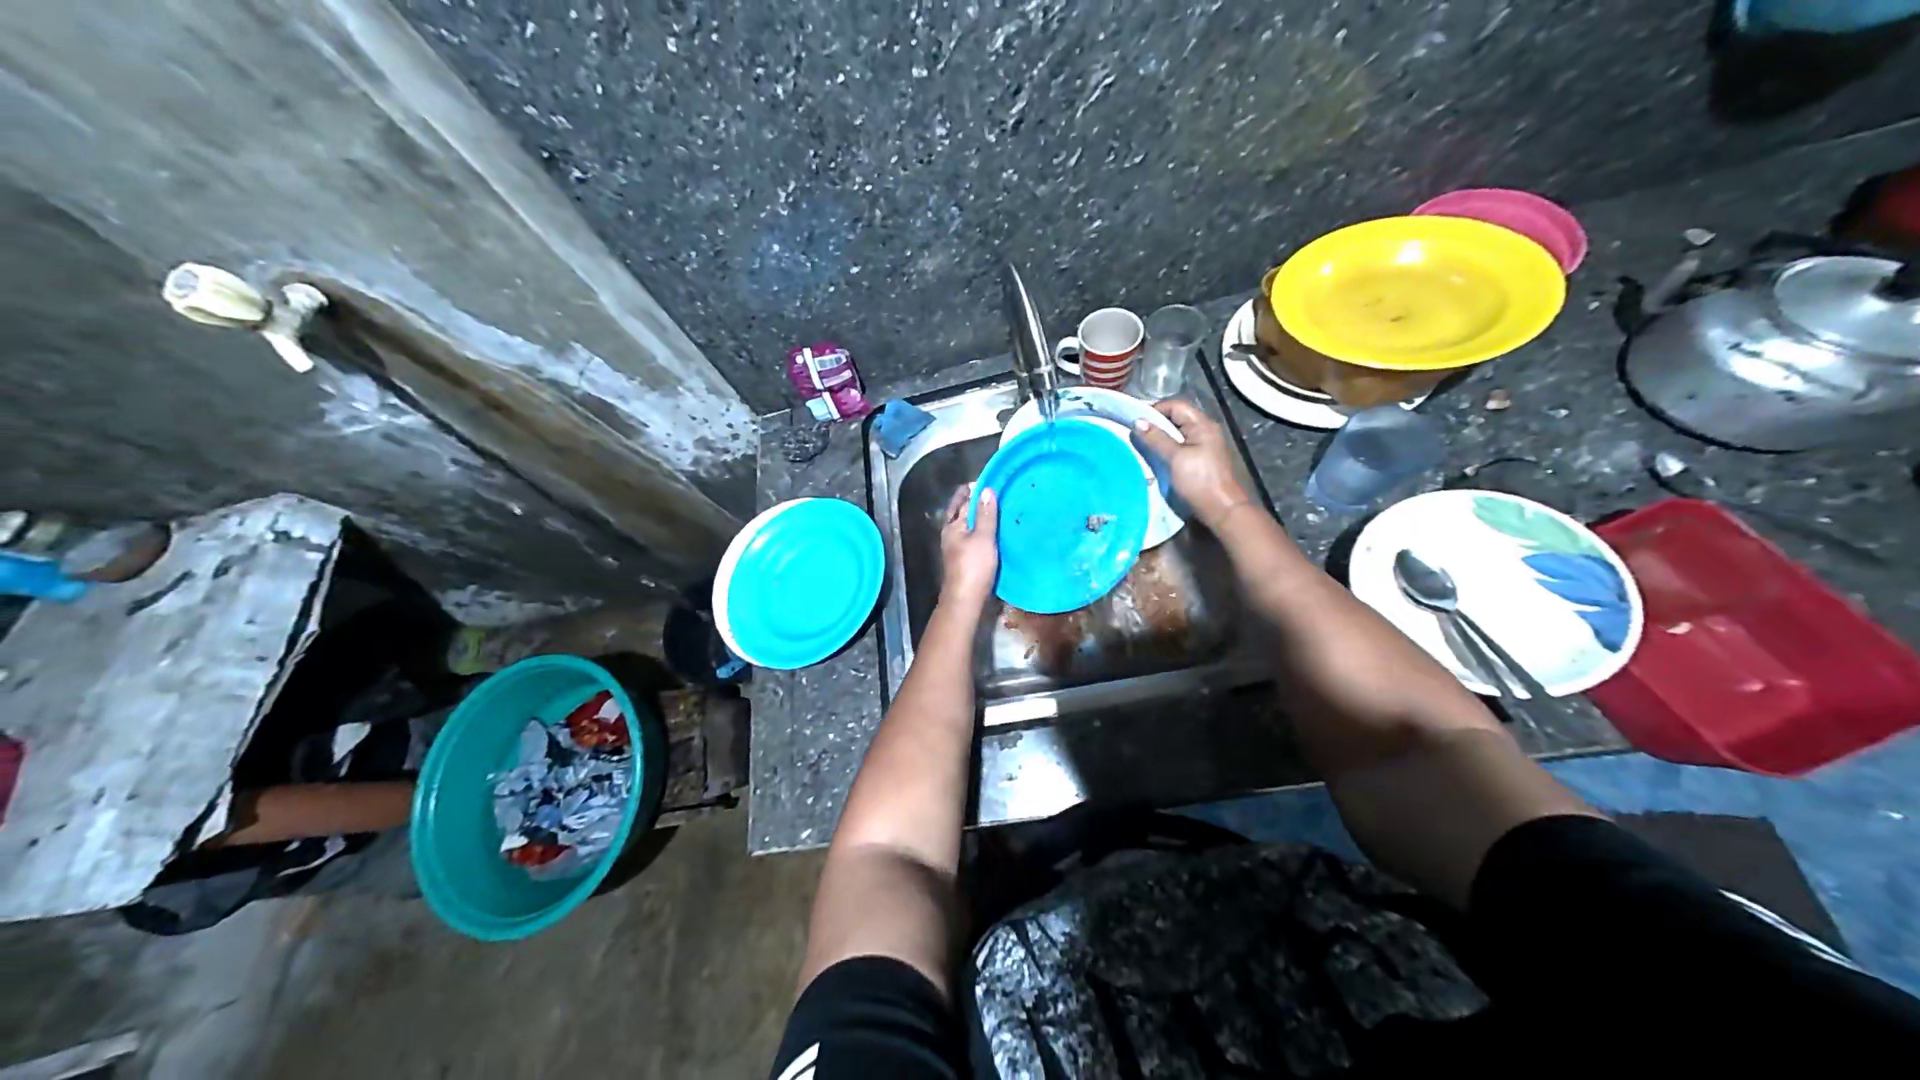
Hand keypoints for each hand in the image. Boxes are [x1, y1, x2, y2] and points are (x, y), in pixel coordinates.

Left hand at [939, 484, 997, 608]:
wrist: (965, 599)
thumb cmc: (973, 566)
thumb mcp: (983, 537)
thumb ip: (985, 514)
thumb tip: (986, 489)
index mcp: (952, 525)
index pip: (961, 500)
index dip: (973, 489)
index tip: (988, 481)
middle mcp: (951, 534)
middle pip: (962, 512)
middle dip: (974, 502)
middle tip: (994, 493)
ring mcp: (956, 547)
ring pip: (967, 526)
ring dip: (979, 517)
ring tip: (997, 509)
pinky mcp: (963, 559)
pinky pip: (972, 538)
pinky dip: (981, 531)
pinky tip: (993, 533)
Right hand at [1132, 399, 1253, 530]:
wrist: (1221, 510)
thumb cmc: (1199, 481)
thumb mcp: (1176, 458)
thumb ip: (1156, 439)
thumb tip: (1137, 421)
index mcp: (1202, 425)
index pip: (1176, 406)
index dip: (1155, 410)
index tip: (1135, 421)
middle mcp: (1204, 430)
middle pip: (1176, 418)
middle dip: (1155, 423)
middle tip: (1135, 433)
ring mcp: (1203, 445)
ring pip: (1176, 433)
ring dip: (1159, 437)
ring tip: (1141, 444)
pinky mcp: (1199, 459)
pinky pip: (1179, 446)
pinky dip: (1165, 448)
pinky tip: (1154, 456)